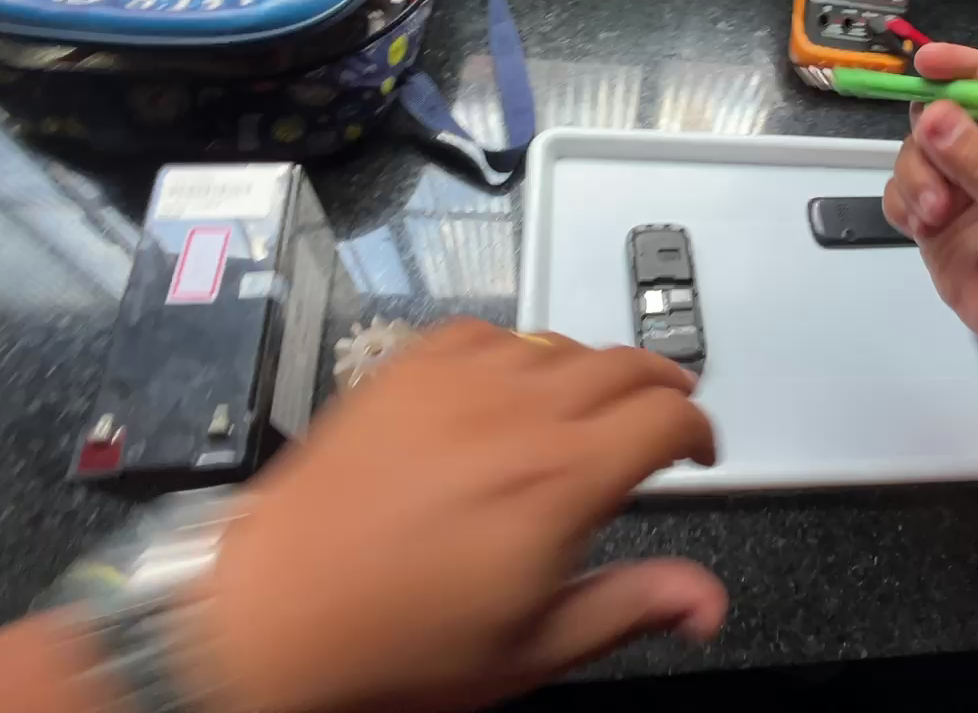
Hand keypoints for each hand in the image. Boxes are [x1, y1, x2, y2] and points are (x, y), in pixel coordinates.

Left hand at [187, 320, 723, 712]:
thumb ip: (631, 605)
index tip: (698, 448)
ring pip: (565, 342)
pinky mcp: (417, 366)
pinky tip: (512, 379)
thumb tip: (706, 600)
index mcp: (562, 475)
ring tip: (597, 395)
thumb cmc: (395, 638)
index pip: (668, 416)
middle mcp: (522, 411)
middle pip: (628, 363)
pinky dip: (520, 351)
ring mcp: (467, 379)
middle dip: (665, 381)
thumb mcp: (531, 646)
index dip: (699, 428)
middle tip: (670, 405)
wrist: (270, 611)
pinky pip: (492, 332)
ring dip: (597, 367)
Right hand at [881, 44, 977, 394]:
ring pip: (914, 153)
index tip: (923, 62)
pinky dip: (903, 205)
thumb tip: (931, 113)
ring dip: (917, 183)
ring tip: (935, 218)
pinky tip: (922, 229)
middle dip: (930, 145)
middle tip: (936, 181)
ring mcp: (961, 181)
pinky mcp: (932, 211)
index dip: (962, 68)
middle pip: (943, 115)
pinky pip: (899, 189)